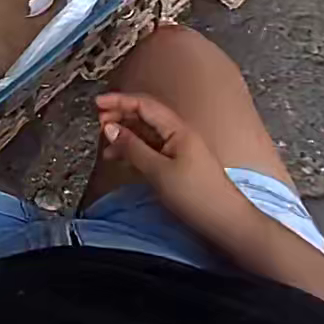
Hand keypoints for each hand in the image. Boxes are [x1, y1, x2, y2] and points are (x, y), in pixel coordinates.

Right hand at [96, 92, 269, 252]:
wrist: (226, 222)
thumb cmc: (195, 195)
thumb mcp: (158, 171)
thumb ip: (133, 147)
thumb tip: (110, 128)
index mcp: (177, 129)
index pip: (144, 104)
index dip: (119, 101)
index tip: (97, 103)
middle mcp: (178, 133)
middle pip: (144, 115)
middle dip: (120, 115)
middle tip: (98, 122)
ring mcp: (178, 148)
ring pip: (146, 132)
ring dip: (124, 134)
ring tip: (104, 143)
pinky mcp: (177, 164)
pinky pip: (150, 148)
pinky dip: (133, 149)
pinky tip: (119, 158)